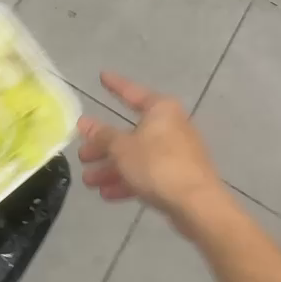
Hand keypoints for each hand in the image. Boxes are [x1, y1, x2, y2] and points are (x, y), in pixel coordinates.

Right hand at [77, 71, 227, 221]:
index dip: (115, 85)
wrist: (197, 205)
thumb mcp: (121, 148)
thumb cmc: (157, 165)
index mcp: (160, 110)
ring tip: (89, 181)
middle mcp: (170, 126)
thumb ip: (102, 135)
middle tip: (82, 155)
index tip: (102, 76)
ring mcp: (176, 153)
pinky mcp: (178, 177)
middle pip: (130, 132)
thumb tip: (85, 122)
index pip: (132, 92)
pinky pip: (148, 174)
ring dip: (112, 168)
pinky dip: (128, 181)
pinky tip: (107, 194)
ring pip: (137, 156)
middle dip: (104, 146)